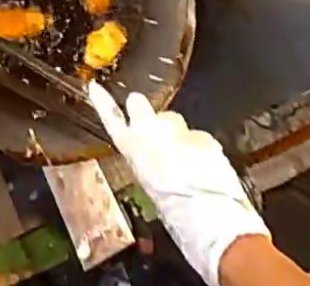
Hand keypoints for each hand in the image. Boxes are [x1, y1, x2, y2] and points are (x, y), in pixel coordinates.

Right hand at [89, 83, 266, 285]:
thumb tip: (151, 154)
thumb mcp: (152, 189)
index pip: (112, 121)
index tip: (94, 86)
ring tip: (187, 160)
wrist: (215, 223)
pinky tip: (208, 168)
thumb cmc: (179, 217)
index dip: (103, 103)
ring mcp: (177, 132)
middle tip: (155, 129)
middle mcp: (151, 134)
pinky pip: (200, 137)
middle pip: (138, 104)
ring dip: (177, 133)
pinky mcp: (203, 136)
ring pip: (173, 120)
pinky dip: (203, 149)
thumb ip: (147, 163)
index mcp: (134, 153)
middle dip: (144, 110)